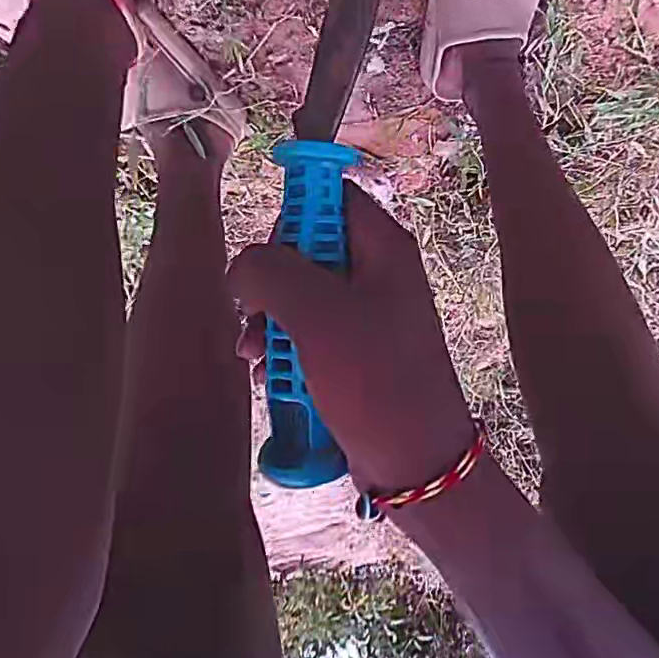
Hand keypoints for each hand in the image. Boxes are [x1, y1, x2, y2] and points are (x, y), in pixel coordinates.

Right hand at [229, 185, 478, 490]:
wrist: (415, 462)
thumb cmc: (375, 381)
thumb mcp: (317, 316)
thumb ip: (270, 272)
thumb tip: (243, 265)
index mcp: (383, 247)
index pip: (330, 195)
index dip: (294, 214)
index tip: (269, 253)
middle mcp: (377, 272)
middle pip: (307, 246)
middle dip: (271, 279)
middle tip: (254, 313)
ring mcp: (366, 313)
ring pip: (300, 292)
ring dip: (269, 319)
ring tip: (253, 353)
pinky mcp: (353, 349)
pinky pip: (307, 330)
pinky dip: (283, 346)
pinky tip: (267, 373)